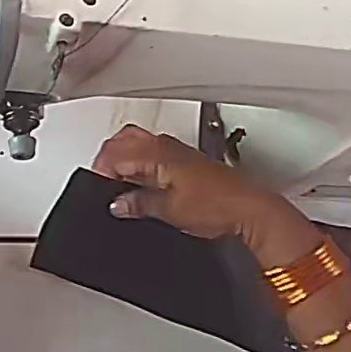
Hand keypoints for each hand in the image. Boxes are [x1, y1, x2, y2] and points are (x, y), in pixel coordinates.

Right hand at [91, 125, 314, 256]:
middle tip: (105, 184)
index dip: (101, 172)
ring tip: (121, 184)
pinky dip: (140, 163)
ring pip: (137, 142)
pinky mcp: (185, 160)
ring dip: (124, 158)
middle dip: (108, 160)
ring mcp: (176, 150)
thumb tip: (118, 204)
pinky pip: (153, 152)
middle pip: (122, 140)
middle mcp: (165, 145)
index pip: (114, 153)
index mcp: (156, 152)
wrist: (250, 210)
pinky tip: (144, 184)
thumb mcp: (169, 210)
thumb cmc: (219, 204)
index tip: (100, 191)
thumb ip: (138, 203)